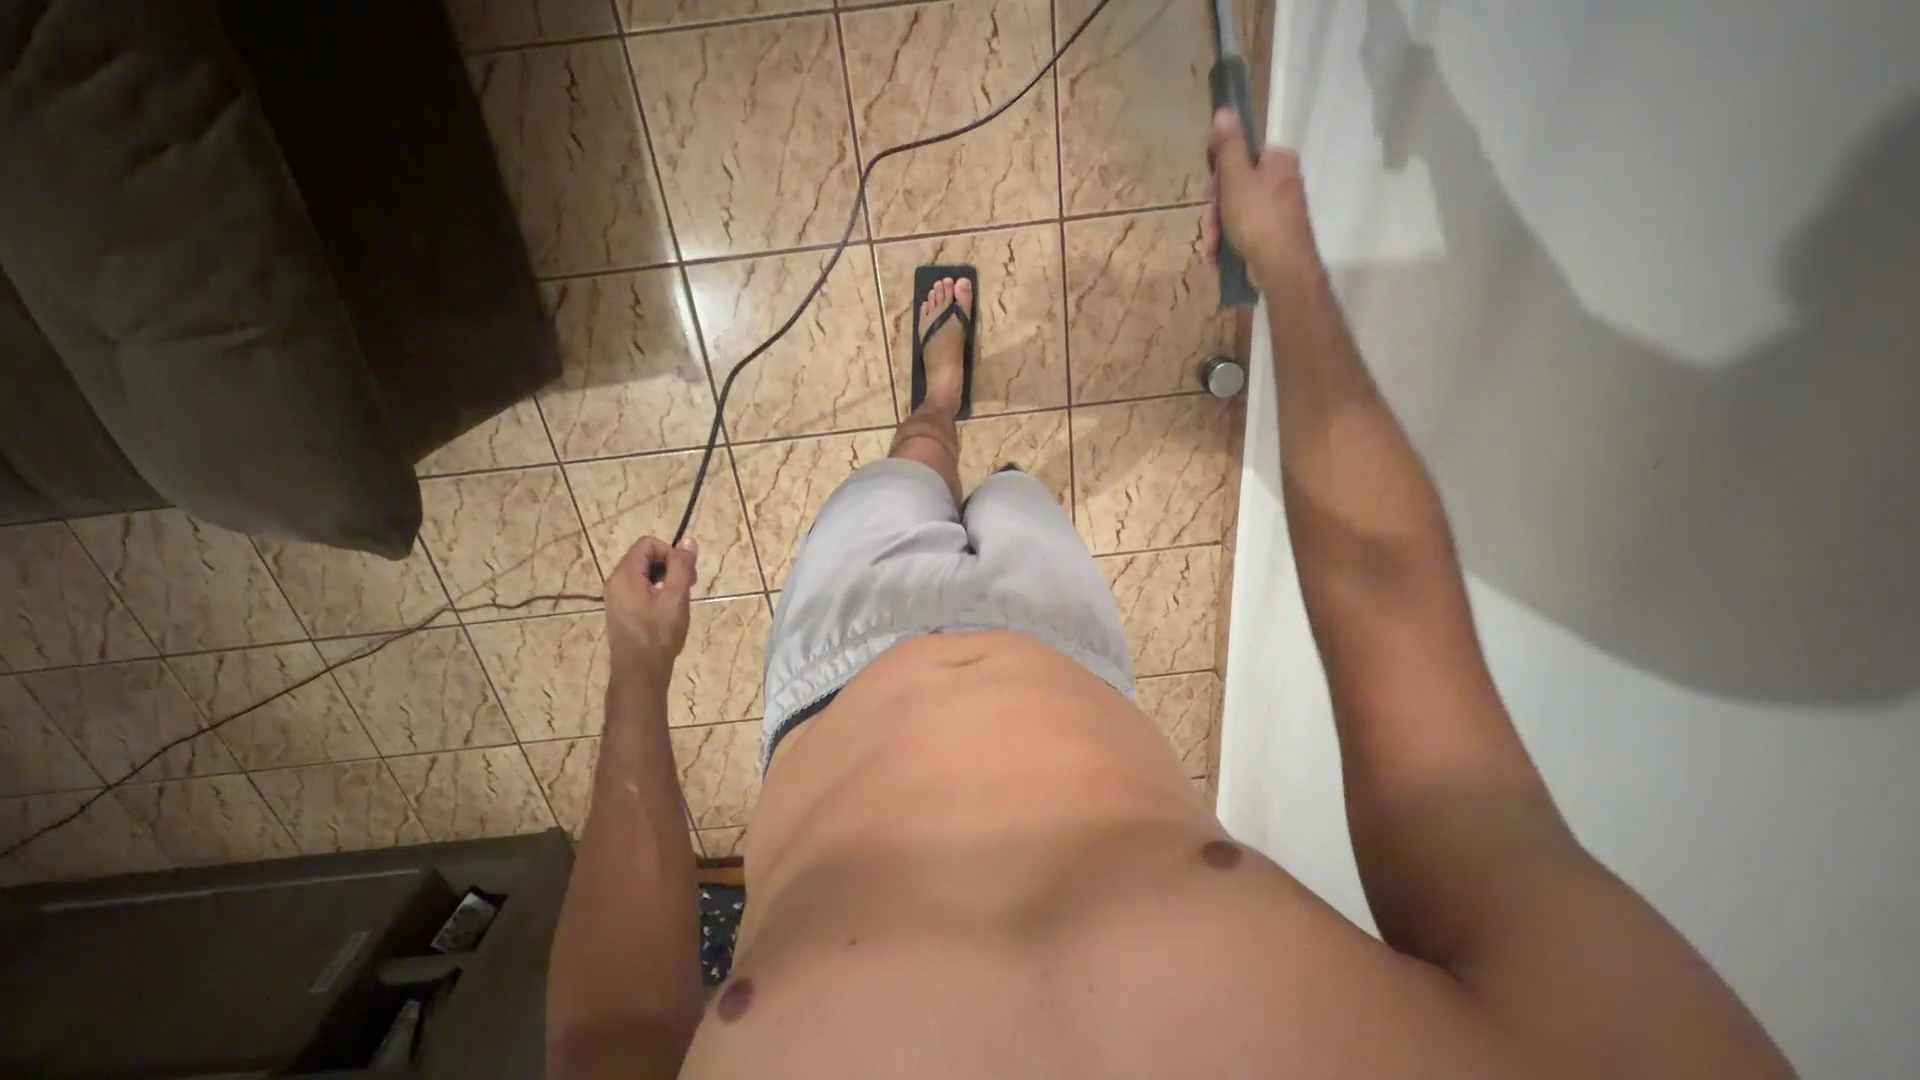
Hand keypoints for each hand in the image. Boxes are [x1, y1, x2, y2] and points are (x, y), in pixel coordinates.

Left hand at [605, 535, 697, 682]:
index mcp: (624, 575)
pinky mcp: (621, 610)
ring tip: (679, 601)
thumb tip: (688, 540)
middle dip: (670, 565)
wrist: (639, 675)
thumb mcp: (675, 598)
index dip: (671, 553)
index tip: (686, 574)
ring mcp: (616, 597)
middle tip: (688, 586)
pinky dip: (657, 592)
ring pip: (644, 574)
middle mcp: (615, 582)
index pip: (648, 544)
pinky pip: (640, 589)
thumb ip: (682, 567)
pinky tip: (668, 612)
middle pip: (645, 557)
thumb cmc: (658, 635)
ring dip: (666, 580)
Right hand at [1203, 108, 1323, 294]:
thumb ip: (1228, 146)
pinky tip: (1221, 256)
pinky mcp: (1276, 234)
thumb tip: (1224, 109)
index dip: (1219, 178)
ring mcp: (1281, 210)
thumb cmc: (1257, 219)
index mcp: (1278, 160)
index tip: (1210, 196)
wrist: (1282, 267)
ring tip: (1214, 249)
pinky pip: (1245, 231)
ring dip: (1218, 231)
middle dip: (1216, 212)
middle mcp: (1283, 181)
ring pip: (1236, 213)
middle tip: (1211, 228)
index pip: (1240, 157)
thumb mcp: (1236, 178)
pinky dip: (1230, 243)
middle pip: (1236, 187)